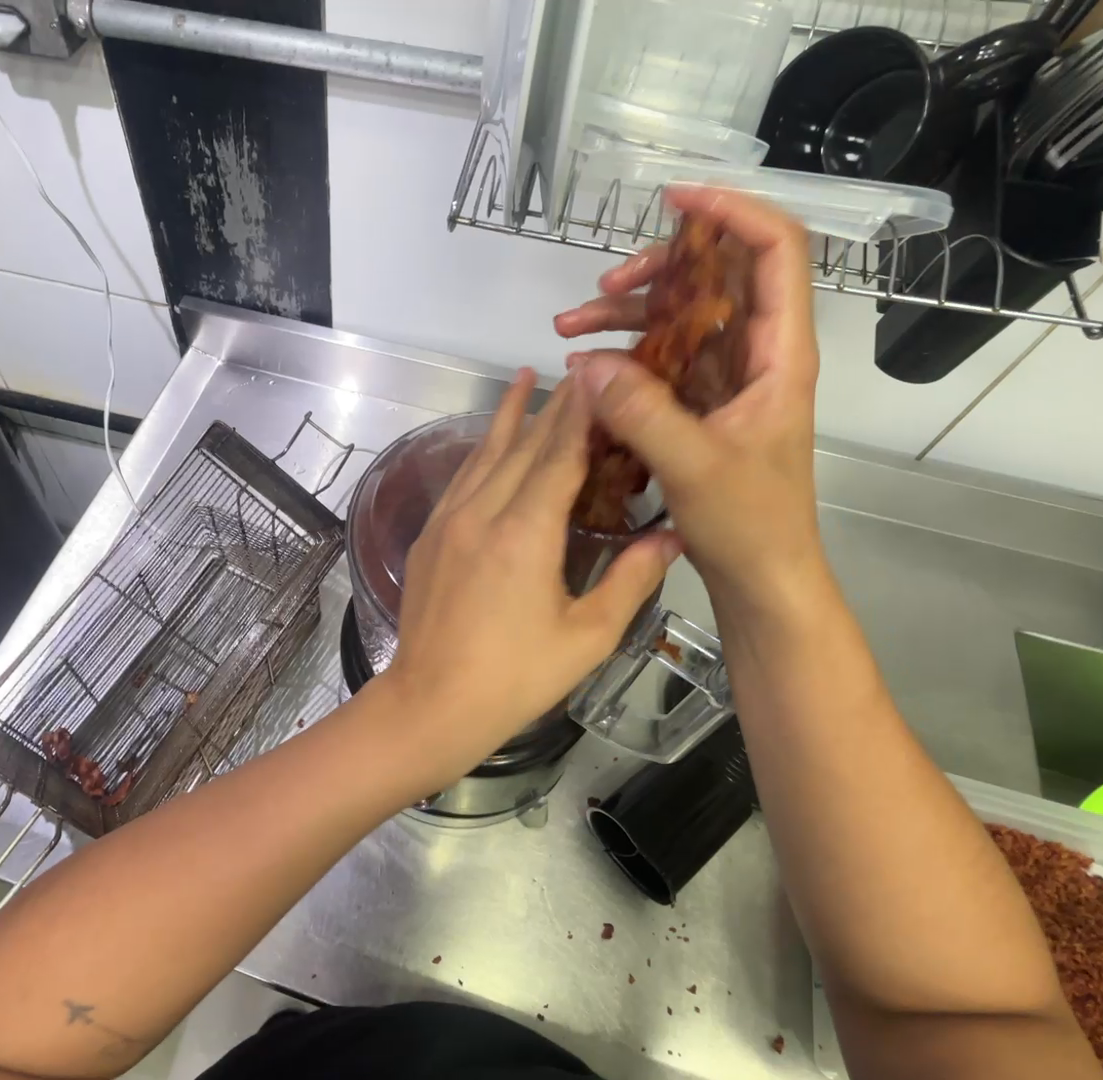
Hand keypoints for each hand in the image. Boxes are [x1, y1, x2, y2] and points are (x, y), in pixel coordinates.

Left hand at [371, 370, 681, 779]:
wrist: (430, 703)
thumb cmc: (514, 678)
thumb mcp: (587, 637)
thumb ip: (630, 580)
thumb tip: (673, 537)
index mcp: (524, 532)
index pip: (559, 454)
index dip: (582, 412)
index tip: (601, 375)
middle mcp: (482, 513)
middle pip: (522, 446)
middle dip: (552, 406)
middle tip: (578, 370)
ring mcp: (448, 521)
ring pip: (484, 454)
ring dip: (508, 416)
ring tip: (524, 379)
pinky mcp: (429, 537)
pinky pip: (461, 479)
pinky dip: (480, 452)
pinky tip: (488, 444)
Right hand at [554, 186, 824, 603]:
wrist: (760, 578)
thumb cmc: (751, 523)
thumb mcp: (694, 465)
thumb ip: (641, 412)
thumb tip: (586, 364)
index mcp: (780, 354)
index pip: (774, 250)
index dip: (732, 211)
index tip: (674, 200)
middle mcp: (755, 355)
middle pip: (714, 277)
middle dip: (656, 270)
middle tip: (602, 285)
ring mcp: (724, 381)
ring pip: (679, 319)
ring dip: (625, 315)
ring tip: (568, 327)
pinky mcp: (698, 407)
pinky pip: (659, 362)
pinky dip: (622, 359)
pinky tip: (583, 370)